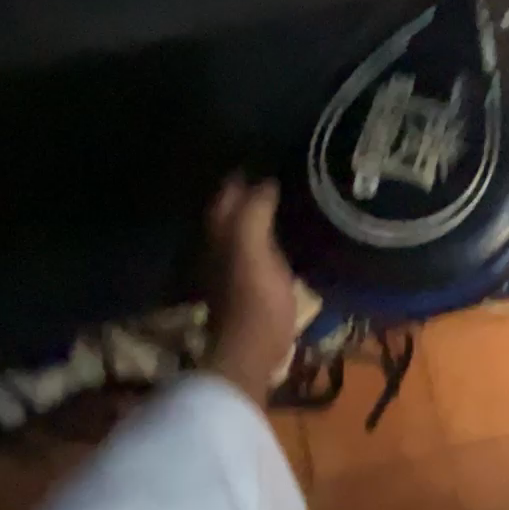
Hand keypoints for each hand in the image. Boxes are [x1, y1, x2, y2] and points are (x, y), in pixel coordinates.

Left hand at [205, 177, 297, 404]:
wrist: (252, 351)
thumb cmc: (255, 302)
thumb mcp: (254, 253)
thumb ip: (254, 216)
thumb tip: (266, 181)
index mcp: (220, 236)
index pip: (226, 196)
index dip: (240, 177)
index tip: (267, 158)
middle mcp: (220, 248)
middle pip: (230, 212)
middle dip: (248, 192)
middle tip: (280, 175)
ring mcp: (234, 269)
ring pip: (243, 231)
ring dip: (259, 215)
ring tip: (287, 201)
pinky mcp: (251, 287)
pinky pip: (258, 251)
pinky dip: (269, 239)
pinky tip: (288, 239)